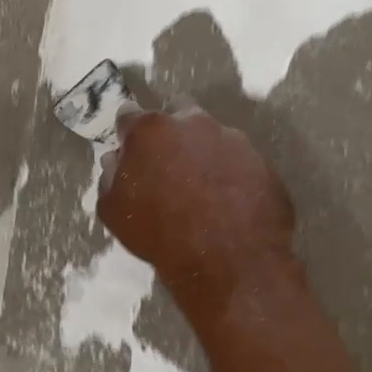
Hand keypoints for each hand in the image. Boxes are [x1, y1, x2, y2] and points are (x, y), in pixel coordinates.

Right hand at [97, 101, 296, 304]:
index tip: (127, 148)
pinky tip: (224, 198)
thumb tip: (116, 159)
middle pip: (177, 112)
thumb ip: (110, 176)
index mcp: (150, 130)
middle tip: (165, 161)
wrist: (226, 259)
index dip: (126, 132)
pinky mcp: (261, 161)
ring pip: (210, 134)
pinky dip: (228, 171)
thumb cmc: (157, 232)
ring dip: (201, 150)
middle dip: (169, 130)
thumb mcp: (113, 210)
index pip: (129, 115)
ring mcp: (232, 139)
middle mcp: (193, 123)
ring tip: (199, 185)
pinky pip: (237, 159)